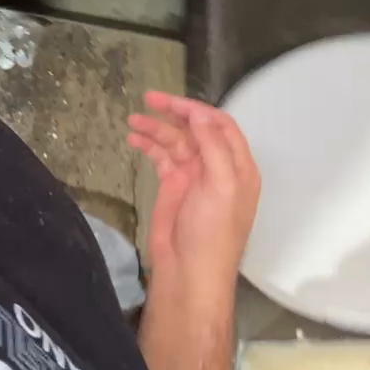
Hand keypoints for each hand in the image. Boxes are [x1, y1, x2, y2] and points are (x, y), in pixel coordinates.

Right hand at [127, 91, 259, 316]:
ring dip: (155, 128)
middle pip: (196, 129)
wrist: (189, 270)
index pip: (221, 126)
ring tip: (132, 120)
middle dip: (173, 112)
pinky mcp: (173, 185)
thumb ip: (212, 147)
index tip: (172, 102)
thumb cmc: (212, 231)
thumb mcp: (221, 186)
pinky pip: (161, 156)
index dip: (198, 110)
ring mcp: (193, 176)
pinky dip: (148, 145)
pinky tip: (133, 139)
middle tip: (148, 99)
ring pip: (174, 141)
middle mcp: (216, 167)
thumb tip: (199, 114)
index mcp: (237, 167)